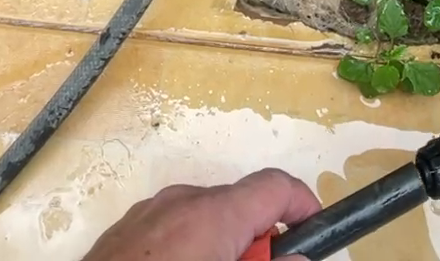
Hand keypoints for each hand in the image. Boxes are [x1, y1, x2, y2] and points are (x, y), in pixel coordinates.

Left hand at [81, 168, 320, 260]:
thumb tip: (299, 259)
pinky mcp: (121, 235)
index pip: (275, 186)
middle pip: (240, 208)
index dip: (304, 207)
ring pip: (204, 222)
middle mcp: (181, 201)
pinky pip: (170, 233)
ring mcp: (147, 215)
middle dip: (257, 245)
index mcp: (213, 214)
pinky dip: (188, 252)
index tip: (317, 236)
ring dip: (222, 249)